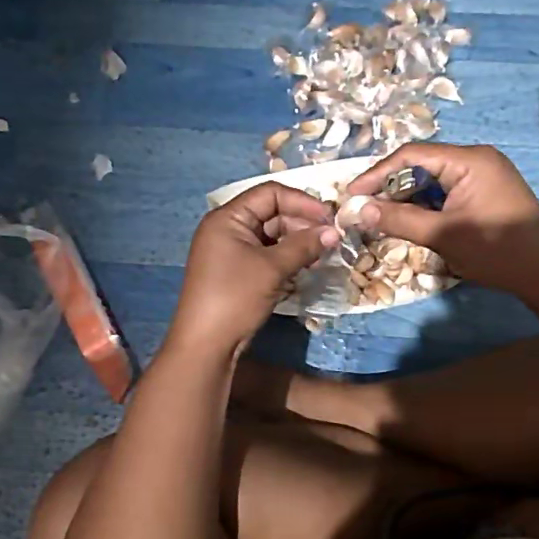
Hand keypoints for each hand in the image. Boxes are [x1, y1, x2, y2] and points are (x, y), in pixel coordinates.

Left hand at [170, 184, 338, 354]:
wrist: (205, 344)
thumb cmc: (234, 297)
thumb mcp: (272, 268)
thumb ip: (303, 246)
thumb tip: (333, 232)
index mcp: (227, 218)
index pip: (269, 193)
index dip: (302, 202)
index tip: (329, 218)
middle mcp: (226, 229)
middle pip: (271, 213)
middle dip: (302, 224)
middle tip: (330, 240)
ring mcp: (230, 251)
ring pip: (271, 236)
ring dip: (297, 243)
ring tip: (321, 255)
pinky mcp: (236, 272)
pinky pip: (265, 255)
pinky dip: (285, 258)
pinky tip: (305, 267)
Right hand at [345, 143, 538, 287]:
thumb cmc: (495, 250)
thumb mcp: (442, 235)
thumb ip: (399, 220)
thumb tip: (359, 211)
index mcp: (469, 160)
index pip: (412, 155)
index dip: (377, 174)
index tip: (352, 194)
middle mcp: (476, 159)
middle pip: (420, 164)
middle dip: (389, 187)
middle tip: (362, 208)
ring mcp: (482, 175)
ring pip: (430, 179)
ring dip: (404, 197)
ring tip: (378, 217)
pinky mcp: (483, 192)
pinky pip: (444, 190)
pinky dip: (423, 204)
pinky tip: (406, 220)